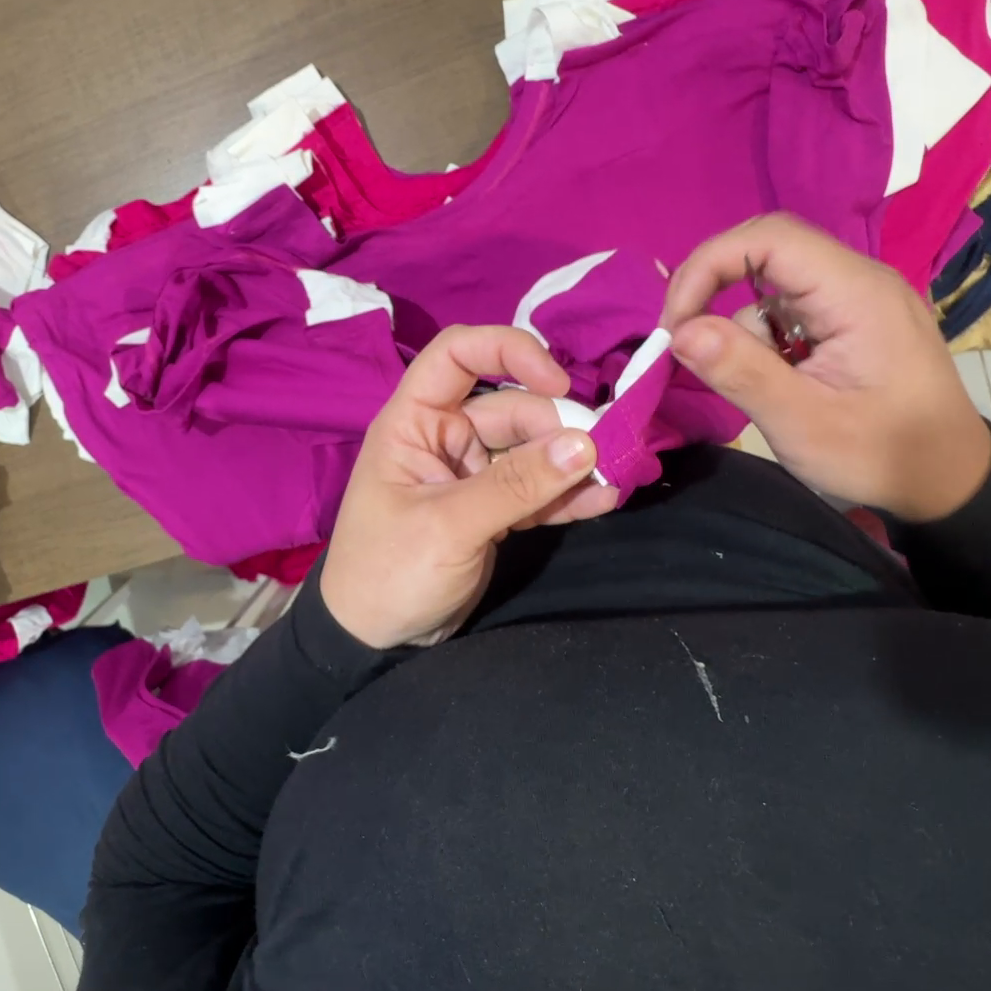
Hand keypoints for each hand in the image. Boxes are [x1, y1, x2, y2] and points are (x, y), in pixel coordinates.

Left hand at [320, 325, 619, 648]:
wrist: (374, 640)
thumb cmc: (389, 573)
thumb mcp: (449, 526)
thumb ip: (516, 486)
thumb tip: (586, 443)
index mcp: (413, 424)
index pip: (457, 355)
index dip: (509, 351)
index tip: (558, 382)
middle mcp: (443, 439)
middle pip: (511, 408)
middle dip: (558, 427)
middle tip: (604, 454)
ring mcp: (469, 475)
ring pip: (531, 450)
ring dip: (571, 462)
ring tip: (616, 477)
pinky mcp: (490, 510)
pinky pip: (535, 490)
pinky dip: (565, 495)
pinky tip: (603, 500)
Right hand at [661, 213, 990, 522]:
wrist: (945, 480)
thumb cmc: (881, 454)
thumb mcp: (802, 423)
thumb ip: (741, 373)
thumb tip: (680, 333)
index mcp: (855, 294)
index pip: (770, 238)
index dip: (708, 266)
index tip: (676, 325)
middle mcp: (856, 281)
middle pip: (765, 249)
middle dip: (709, 286)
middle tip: (680, 340)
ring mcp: (851, 300)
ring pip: (768, 284)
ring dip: (735, 326)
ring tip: (744, 383)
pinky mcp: (844, 322)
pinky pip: (783, 309)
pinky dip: (755, 339)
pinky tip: (767, 379)